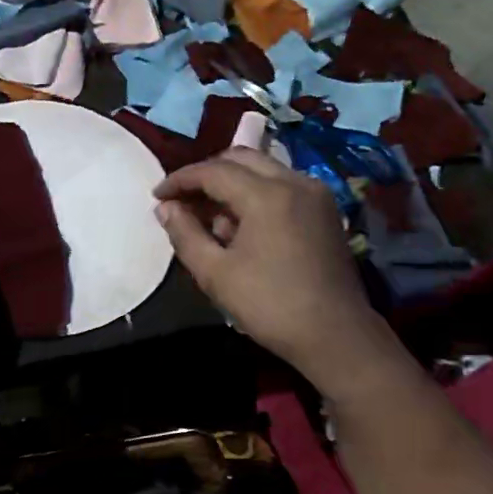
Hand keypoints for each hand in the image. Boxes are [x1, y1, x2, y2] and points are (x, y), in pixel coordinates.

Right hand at [154, 149, 388, 385]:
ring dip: (233, 184)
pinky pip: (283, 186)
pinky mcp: (326, 211)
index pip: (214, 171)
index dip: (180, 180)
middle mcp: (296, 181)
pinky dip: (257, 194)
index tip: (158, 196)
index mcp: (268, 194)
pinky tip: (243, 227)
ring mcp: (316, 194)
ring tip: (210, 218)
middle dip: (207, 174)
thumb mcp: (216, 274)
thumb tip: (165, 208)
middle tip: (183, 200)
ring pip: (264, 170)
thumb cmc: (270, 306)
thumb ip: (186, 235)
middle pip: (242, 158)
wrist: (334, 334)